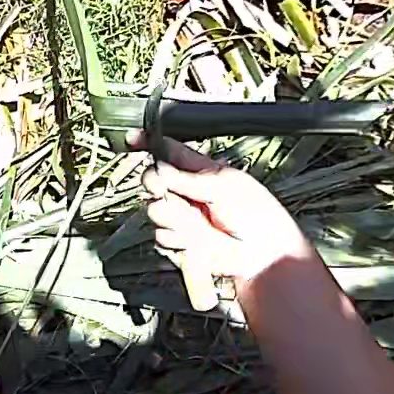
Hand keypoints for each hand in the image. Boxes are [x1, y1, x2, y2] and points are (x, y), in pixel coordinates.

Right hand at [132, 133, 315, 288]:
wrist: (261, 254)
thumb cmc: (255, 215)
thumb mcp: (223, 186)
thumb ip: (187, 178)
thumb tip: (159, 168)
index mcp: (201, 170)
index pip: (169, 151)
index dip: (149, 143)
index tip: (132, 139)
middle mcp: (187, 192)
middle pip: (153, 180)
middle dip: (155, 183)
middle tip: (163, 189)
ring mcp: (183, 216)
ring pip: (154, 210)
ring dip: (170, 215)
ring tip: (193, 222)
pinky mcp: (180, 240)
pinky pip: (161, 236)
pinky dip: (176, 238)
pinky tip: (195, 240)